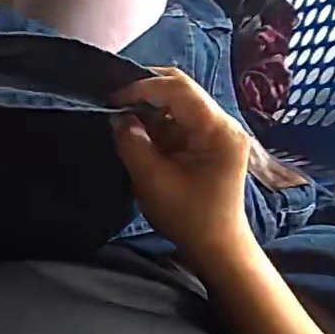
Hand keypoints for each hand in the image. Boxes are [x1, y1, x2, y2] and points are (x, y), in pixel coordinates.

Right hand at [112, 68, 255, 259]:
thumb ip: (133, 144)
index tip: (112, 99)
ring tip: (123, 123)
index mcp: (217, 130)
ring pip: (177, 104)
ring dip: (148, 110)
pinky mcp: (208, 141)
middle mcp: (222, 123)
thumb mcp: (153, 181)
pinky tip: (139, 135)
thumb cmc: (187, 217)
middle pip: (180, 90)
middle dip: (145, 94)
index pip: (179, 89)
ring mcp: (217, 131)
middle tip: (114, 105)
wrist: (216, 246)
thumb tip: (119, 118)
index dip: (143, 87)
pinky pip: (178, 120)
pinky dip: (156, 124)